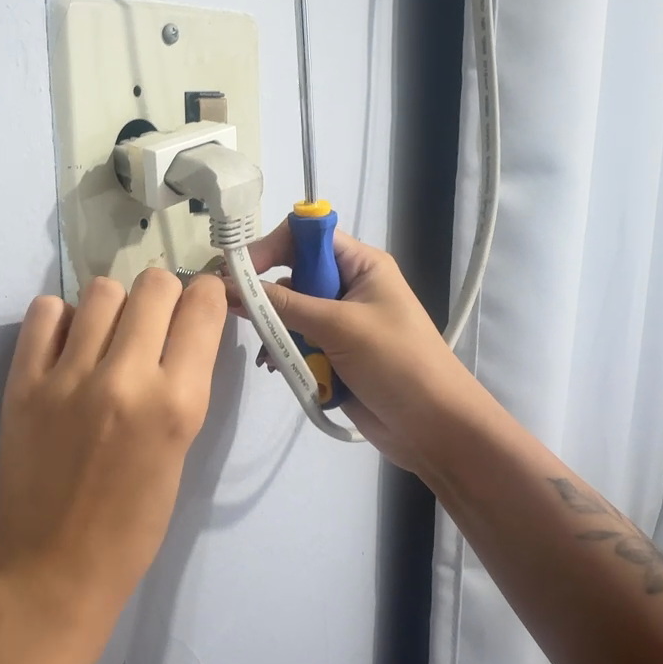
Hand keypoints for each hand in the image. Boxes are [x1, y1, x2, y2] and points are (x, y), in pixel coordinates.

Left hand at [0, 269, 227, 613]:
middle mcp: (125, 378)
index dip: (205, 296)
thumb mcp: (181, 450)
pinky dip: (60, 320)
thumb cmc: (132, 524)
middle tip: (150, 325)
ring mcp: (67, 377)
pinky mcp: (22, 382)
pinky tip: (64, 348)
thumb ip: (184, 384)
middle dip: (162, 296)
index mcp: (177, 404)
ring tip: (104, 339)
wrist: (55, 568)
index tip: (196, 306)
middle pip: (153, 285)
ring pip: (101, 290)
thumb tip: (184, 326)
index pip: (201, 306)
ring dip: (112, 308)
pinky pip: (45, 311)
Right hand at [228, 221, 486, 474]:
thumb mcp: (338, 327)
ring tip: (268, 351)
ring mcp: (339, 321)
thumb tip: (228, 286)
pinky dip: (283, 351)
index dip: (271, 246)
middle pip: (292, 273)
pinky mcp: (332, 352)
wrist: (434, 428)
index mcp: (360, 264)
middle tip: (237, 311)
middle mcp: (348, 285)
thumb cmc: (397, 363)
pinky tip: (275, 366)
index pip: (306, 235)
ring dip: (274, 329)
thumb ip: (282, 305)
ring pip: (288, 310)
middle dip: (267, 293)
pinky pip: (295, 340)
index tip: (240, 271)